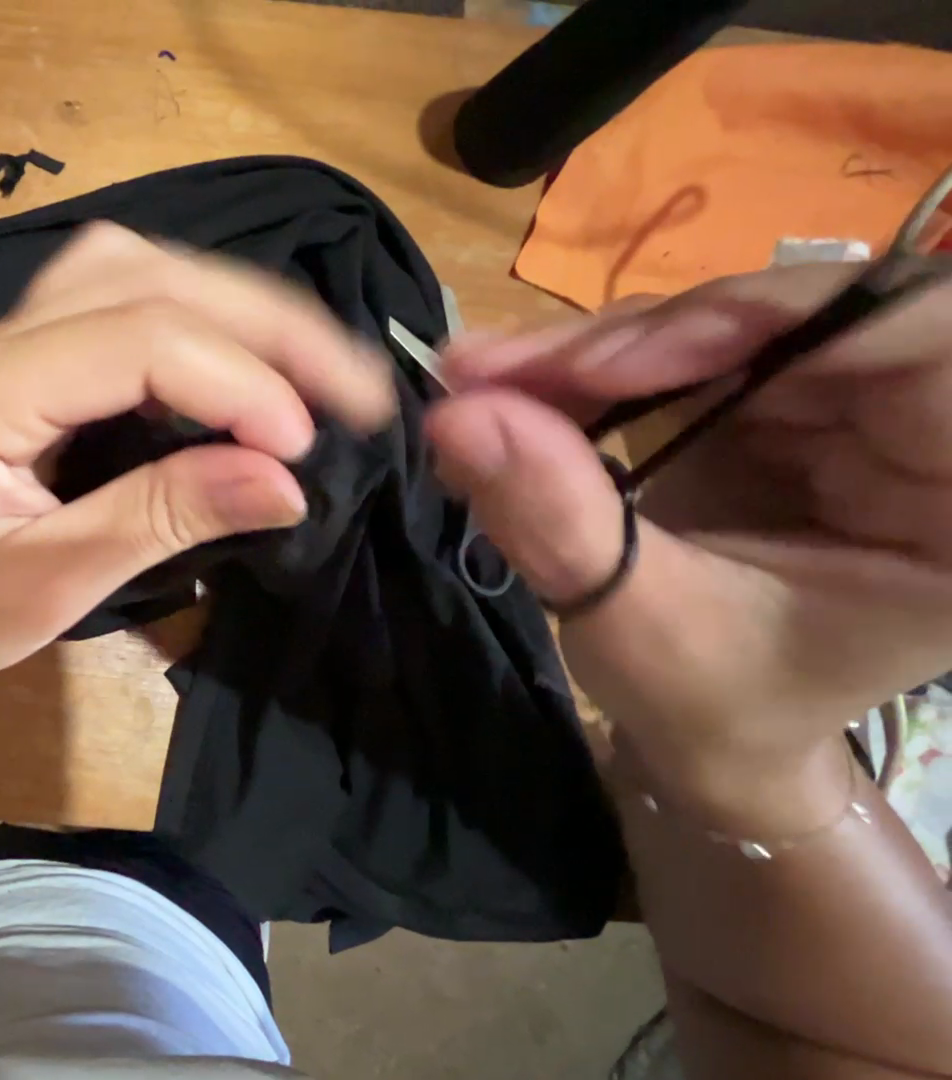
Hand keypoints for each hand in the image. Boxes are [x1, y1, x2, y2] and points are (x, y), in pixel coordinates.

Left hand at [0, 223, 394, 690]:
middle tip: (352, 385)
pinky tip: (234, 361)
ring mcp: (4, 345)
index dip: (237, 382)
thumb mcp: (44, 586)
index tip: (305, 449)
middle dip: (263, 324)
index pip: (134, 339)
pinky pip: (116, 300)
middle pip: (143, 278)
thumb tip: (286, 480)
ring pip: (133, 270)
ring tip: (306, 366)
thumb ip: (157, 521)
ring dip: (230, 306)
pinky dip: (191, 318)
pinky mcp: (22, 363)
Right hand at [429, 264, 951, 825]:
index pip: (922, 332)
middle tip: (490, 372)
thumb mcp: (632, 618)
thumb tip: (451, 413)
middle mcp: (935, 429)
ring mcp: (853, 413)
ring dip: (587, 355)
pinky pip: (681, 359)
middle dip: (625, 342)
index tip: (598, 367)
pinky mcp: (778, 412)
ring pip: (721, 329)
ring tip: (480, 384)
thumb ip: (554, 514)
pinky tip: (513, 398)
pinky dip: (586, 378)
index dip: (758, 320)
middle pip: (794, 320)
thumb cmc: (706, 701)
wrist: (707, 731)